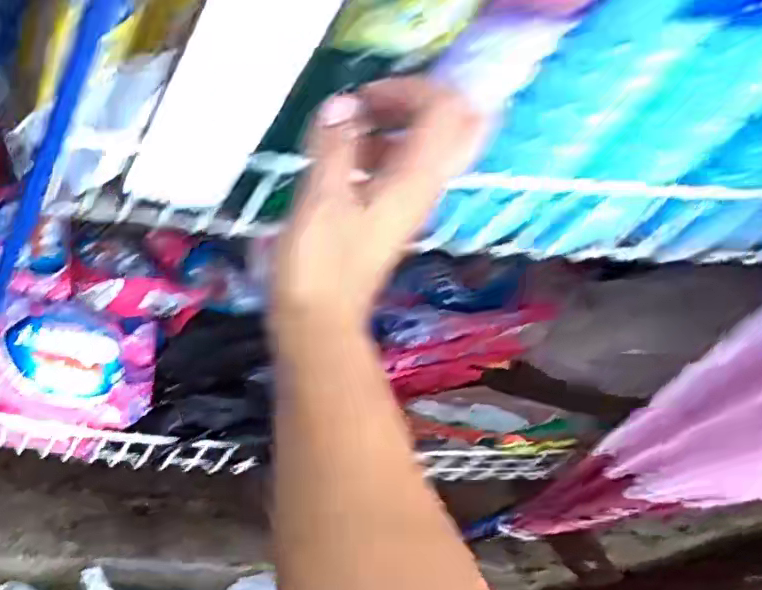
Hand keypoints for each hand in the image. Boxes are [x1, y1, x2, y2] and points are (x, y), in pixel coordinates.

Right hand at [270, 78, 482, 334]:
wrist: (314, 328)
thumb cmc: (317, 267)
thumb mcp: (320, 201)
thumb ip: (333, 148)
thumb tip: (340, 106)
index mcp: (415, 178)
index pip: (440, 107)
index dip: (404, 89)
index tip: (356, 100)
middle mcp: (421, 191)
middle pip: (447, 128)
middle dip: (412, 108)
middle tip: (368, 112)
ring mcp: (404, 213)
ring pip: (419, 155)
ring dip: (389, 136)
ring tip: (343, 144)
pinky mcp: (383, 231)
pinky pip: (397, 181)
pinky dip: (376, 165)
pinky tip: (338, 179)